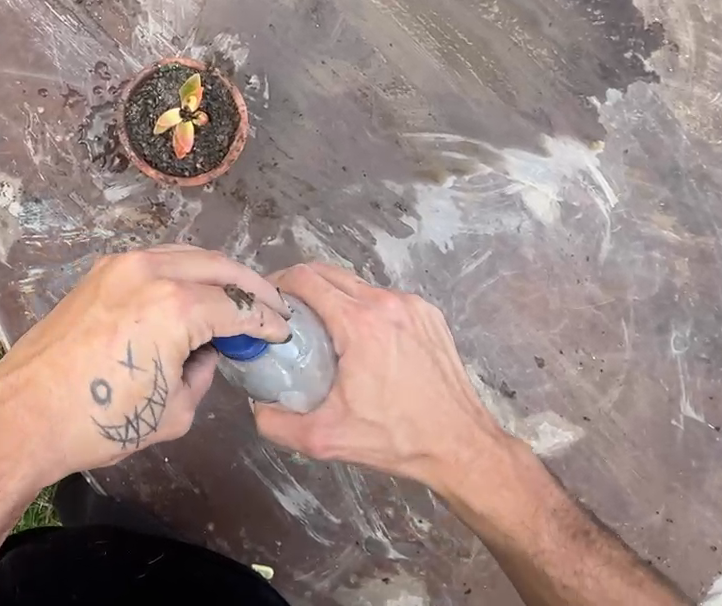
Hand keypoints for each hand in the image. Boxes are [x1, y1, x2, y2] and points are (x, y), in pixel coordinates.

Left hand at [0, 245, 289, 486]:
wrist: (27, 409)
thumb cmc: (102, 419)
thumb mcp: (174, 411)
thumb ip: (201, 374)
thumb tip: (205, 353)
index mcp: (176, 306)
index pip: (237, 306)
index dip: (266, 320)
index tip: (282, 330)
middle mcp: (151, 272)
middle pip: (217, 266)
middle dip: (250, 285)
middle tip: (272, 305)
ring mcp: (122, 264)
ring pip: (185, 254)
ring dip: (216, 271)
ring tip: (237, 294)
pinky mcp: (101, 270)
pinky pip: (155, 259)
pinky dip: (182, 269)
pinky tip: (192, 289)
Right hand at [251, 263, 512, 498]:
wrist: (465, 450)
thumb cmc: (397, 439)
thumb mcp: (326, 438)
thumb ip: (277, 423)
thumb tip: (256, 407)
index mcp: (358, 323)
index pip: (305, 278)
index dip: (278, 283)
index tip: (269, 302)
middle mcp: (385, 303)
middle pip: (328, 272)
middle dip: (301, 286)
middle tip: (287, 312)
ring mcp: (412, 305)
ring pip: (356, 284)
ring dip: (332, 296)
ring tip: (321, 326)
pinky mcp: (429, 314)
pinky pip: (383, 298)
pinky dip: (363, 307)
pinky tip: (360, 338)